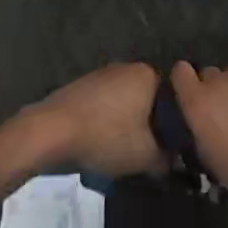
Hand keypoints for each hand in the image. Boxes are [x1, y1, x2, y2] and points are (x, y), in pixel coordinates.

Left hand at [19, 63, 163, 177]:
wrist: (51, 132)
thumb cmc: (105, 137)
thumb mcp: (146, 156)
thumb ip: (168, 158)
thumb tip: (174, 160)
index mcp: (147, 74)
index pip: (174, 97)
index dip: (175, 122)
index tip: (173, 145)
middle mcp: (126, 67)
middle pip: (149, 98)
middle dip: (151, 123)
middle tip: (151, 151)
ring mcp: (101, 74)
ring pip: (126, 102)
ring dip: (129, 122)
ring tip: (126, 151)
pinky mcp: (82, 86)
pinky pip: (106, 104)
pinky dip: (109, 121)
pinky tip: (103, 142)